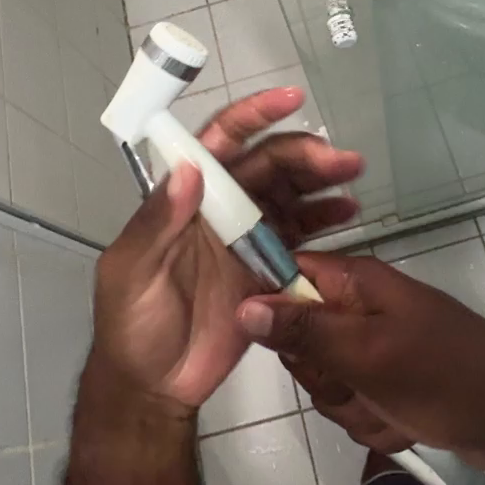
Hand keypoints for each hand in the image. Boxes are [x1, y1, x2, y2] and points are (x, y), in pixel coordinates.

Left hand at [88, 89, 362, 415]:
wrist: (156, 387)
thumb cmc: (132, 326)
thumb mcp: (131, 272)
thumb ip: (157, 224)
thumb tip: (188, 169)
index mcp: (187, 198)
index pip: (221, 142)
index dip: (253, 115)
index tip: (290, 98)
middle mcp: (220, 207)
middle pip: (267, 164)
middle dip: (304, 153)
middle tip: (342, 160)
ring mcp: (246, 236)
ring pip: (289, 193)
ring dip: (321, 180)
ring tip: (353, 177)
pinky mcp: (267, 267)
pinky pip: (301, 234)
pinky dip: (325, 220)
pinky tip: (347, 215)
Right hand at [238, 252, 484, 467]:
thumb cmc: (441, 371)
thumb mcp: (366, 351)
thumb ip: (303, 330)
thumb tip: (242, 305)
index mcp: (352, 284)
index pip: (287, 276)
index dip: (274, 309)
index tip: (290, 345)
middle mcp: (356, 309)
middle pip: (300, 340)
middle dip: (325, 375)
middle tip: (355, 380)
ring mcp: (372, 349)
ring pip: (326, 382)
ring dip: (354, 405)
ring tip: (390, 405)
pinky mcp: (386, 384)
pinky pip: (353, 406)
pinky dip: (375, 422)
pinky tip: (404, 422)